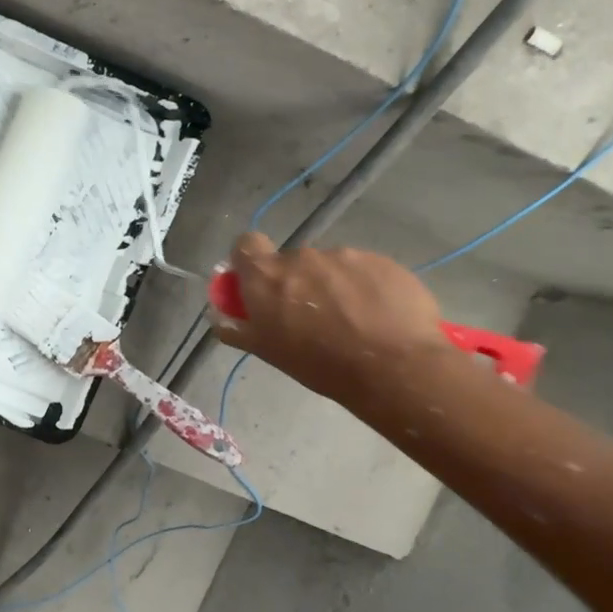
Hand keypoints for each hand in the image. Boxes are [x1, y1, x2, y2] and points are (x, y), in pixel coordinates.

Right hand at [212, 231, 452, 402]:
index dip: (250, 260)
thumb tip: (218, 316)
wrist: (394, 367)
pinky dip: (365, 287)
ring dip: (332, 285)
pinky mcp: (384, 262)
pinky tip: (377, 316)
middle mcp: (302, 257)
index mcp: (266, 275)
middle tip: (310, 314)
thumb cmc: (318, 362)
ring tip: (351, 319)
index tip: (258, 283)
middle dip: (296, 281)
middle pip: (291, 260)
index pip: (246, 244)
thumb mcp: (264, 351)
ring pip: (330, 266)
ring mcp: (346, 256)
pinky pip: (365, 270)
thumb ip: (235, 327)